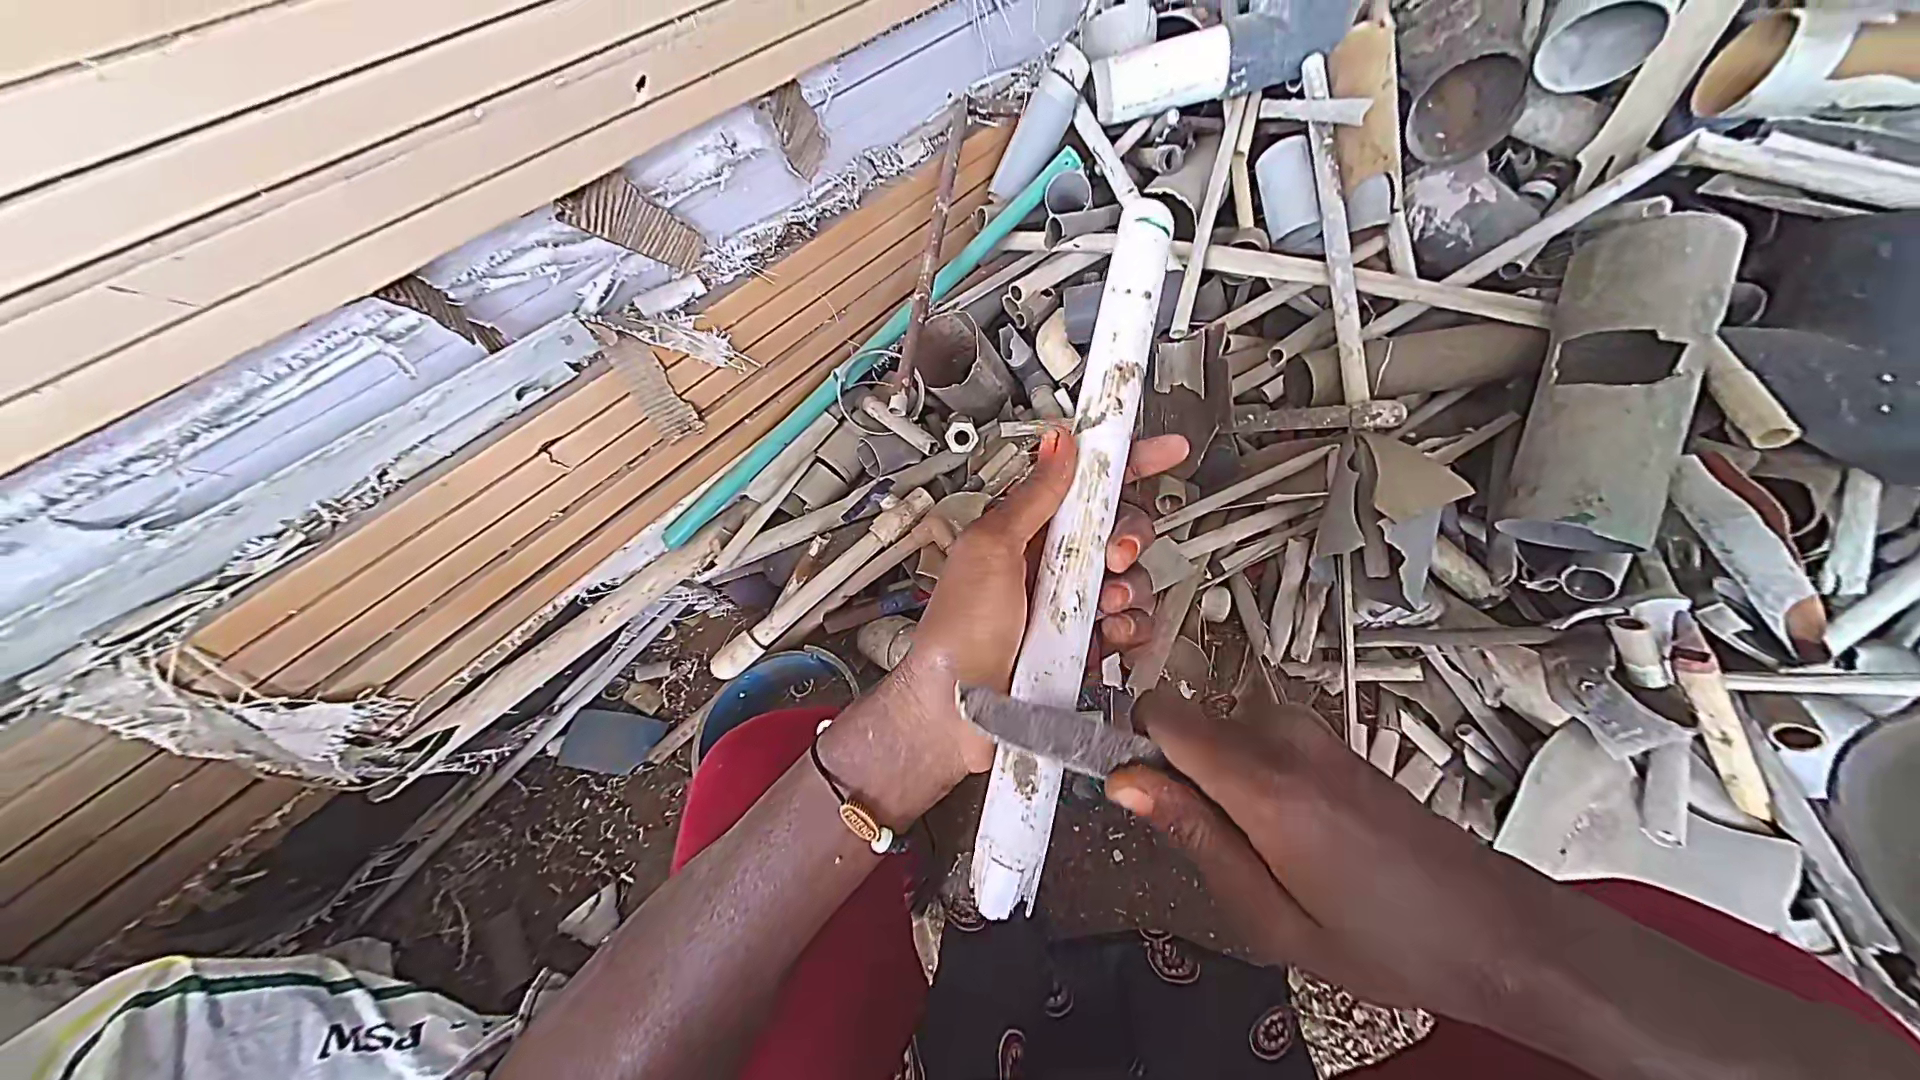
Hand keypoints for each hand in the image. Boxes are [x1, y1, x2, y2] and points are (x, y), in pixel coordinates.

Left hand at [890, 428, 1188, 778]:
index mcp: (1026, 532)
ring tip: (1098, 604)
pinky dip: (1129, 627)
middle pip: (1120, 528)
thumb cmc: (956, 633)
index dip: (1126, 464)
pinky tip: (1105, 635)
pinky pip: (1133, 623)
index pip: (1085, 485)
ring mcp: (1073, 604)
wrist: (960, 711)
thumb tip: (1059, 443)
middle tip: (1111, 553)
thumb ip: (1031, 497)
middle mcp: (1053, 563)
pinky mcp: (1089, 642)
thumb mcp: (989, 550)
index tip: (1163, 449)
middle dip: (1128, 535)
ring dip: (1126, 587)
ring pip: (1134, 576)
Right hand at [1103, 689, 1570, 1025]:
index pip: (1161, 712)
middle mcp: (1283, 737)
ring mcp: (1307, 729)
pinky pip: (1248, 735)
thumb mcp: (1270, 918)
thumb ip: (1192, 837)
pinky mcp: (1322, 735)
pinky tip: (1287, 826)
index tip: (1134, 787)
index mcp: (1265, 784)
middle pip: (1184, 724)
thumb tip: (1125, 783)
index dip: (1133, 741)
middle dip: (1176, 773)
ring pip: (1215, 731)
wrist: (1497, 929)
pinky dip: (1243, 770)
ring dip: (1213, 776)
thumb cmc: (1385, 940)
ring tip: (1259, 841)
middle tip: (1213, 842)